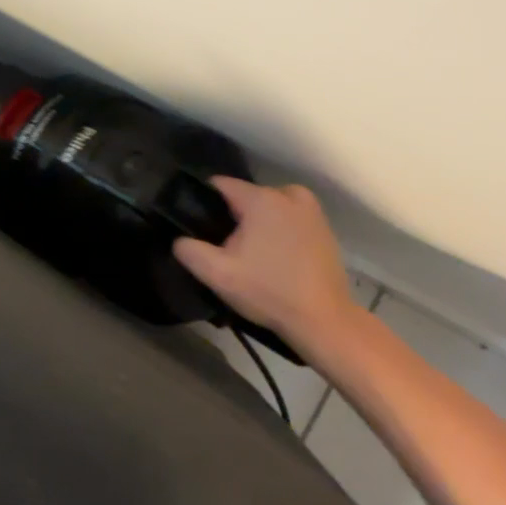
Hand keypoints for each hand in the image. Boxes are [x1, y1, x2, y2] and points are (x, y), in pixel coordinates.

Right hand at [173, 178, 364, 351]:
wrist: (323, 319)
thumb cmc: (268, 292)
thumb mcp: (218, 274)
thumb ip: (189, 250)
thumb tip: (180, 240)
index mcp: (262, 198)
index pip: (221, 185)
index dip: (205, 203)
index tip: (200, 227)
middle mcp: (289, 194)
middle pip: (247, 197)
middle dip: (234, 218)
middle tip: (228, 251)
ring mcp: (312, 210)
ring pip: (269, 208)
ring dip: (259, 224)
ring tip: (253, 256)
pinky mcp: (325, 228)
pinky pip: (289, 220)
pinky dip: (280, 232)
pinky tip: (277, 260)